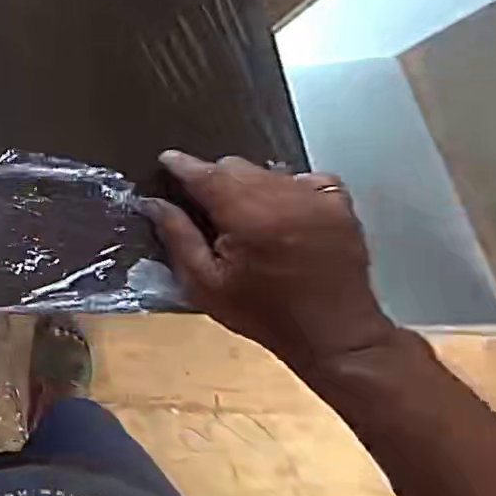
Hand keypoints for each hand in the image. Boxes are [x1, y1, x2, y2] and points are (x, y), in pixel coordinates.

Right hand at [140, 150, 403, 373]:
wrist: (335, 336)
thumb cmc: (260, 311)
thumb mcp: (201, 281)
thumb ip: (177, 236)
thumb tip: (153, 202)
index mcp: (250, 220)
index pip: (209, 176)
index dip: (183, 165)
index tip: (165, 159)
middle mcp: (288, 203)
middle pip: (238, 167)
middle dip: (211, 174)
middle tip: (193, 193)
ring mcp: (321, 205)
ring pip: (269, 171)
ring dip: (244, 179)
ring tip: (230, 201)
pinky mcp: (342, 212)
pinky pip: (309, 179)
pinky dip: (286, 183)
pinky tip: (275, 201)